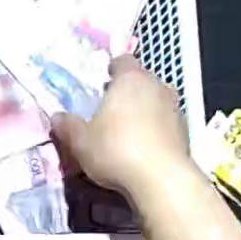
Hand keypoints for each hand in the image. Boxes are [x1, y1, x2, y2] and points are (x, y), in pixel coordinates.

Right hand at [51, 56, 195, 197]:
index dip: (111, 71)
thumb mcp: (81, 142)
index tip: (103, 84)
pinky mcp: (184, 130)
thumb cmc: (115, 151)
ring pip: (154, 102)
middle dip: (127, 94)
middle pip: (140, 82)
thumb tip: (56, 117)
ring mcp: (174, 106)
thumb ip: (68, 127)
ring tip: (127, 135)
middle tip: (110, 114)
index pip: (122, 62)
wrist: (159, 177)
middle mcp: (156, 85)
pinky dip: (155, 132)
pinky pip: (165, 124)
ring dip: (143, 113)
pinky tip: (143, 151)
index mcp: (129, 79)